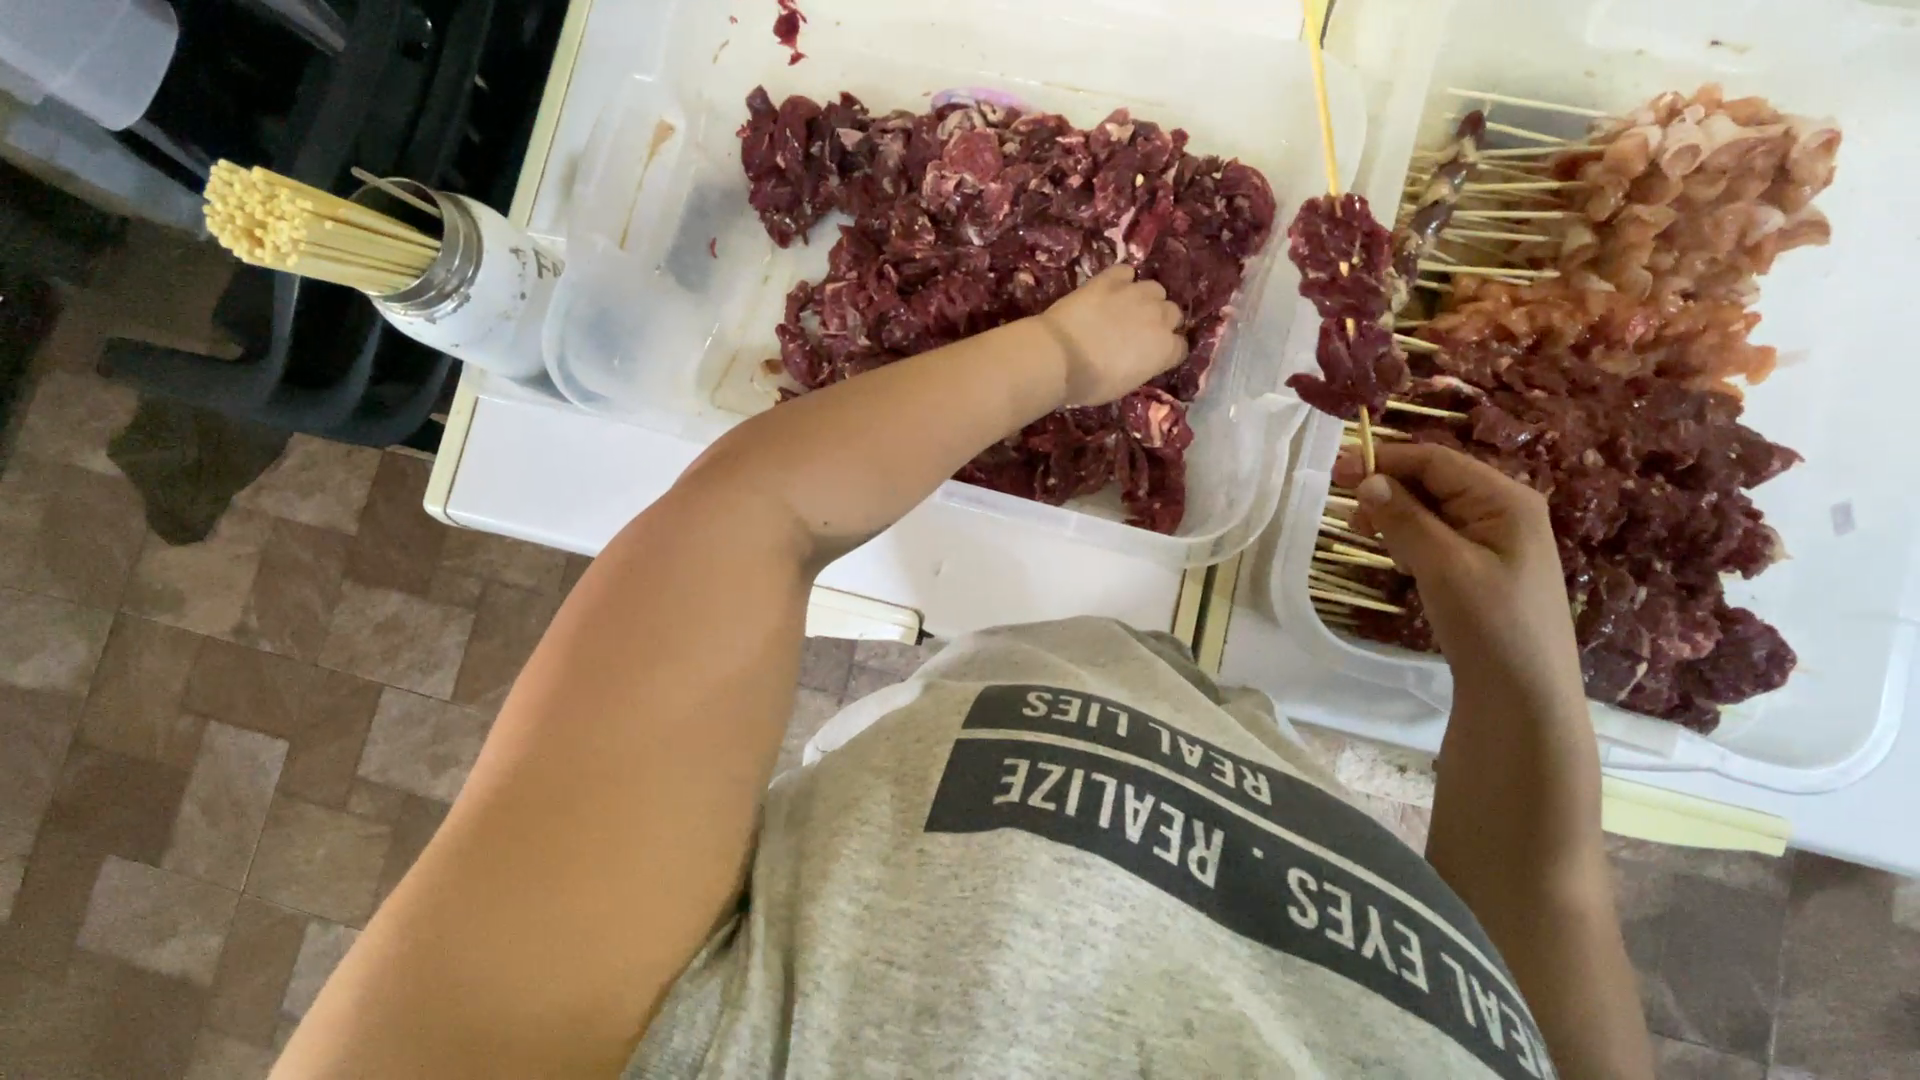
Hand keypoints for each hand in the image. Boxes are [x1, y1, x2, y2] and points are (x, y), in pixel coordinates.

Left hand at [1036, 265, 1186, 406]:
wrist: (1059, 356)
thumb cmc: (1090, 382)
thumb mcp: (1124, 385)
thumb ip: (1143, 366)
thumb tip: (1141, 358)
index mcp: (1165, 349)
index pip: (1180, 347)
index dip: (1167, 351)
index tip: (1153, 356)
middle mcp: (1159, 317)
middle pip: (1172, 313)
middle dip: (1160, 321)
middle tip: (1139, 331)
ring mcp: (1136, 293)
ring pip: (1154, 289)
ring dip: (1145, 299)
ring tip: (1126, 308)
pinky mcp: (1111, 279)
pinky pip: (1126, 272)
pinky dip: (1121, 280)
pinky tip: (1110, 289)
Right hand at [1332, 443, 1585, 718]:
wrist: (1523, 694)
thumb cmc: (1489, 623)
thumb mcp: (1442, 566)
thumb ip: (1404, 518)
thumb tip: (1367, 480)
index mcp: (1505, 499)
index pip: (1436, 460)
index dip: (1384, 460)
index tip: (1335, 471)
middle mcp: (1504, 510)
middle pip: (1434, 481)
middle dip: (1388, 490)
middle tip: (1347, 514)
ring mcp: (1496, 539)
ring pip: (1432, 509)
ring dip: (1396, 515)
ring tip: (1367, 537)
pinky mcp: (1484, 565)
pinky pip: (1438, 535)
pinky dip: (1410, 538)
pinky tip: (1398, 559)